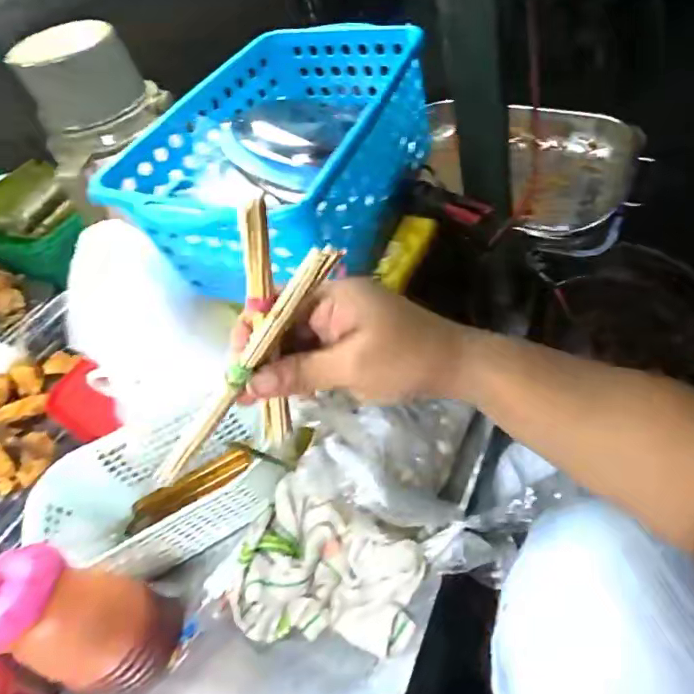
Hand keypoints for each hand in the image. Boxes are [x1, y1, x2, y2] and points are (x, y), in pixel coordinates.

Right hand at [238, 278, 475, 401]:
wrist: (457, 365)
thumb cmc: (406, 359)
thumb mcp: (350, 368)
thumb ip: (300, 372)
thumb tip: (251, 383)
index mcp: (334, 294)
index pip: (277, 306)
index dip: (251, 335)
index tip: (235, 368)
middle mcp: (336, 300)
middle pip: (285, 323)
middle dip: (262, 355)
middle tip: (242, 392)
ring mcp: (347, 319)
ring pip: (300, 339)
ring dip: (280, 365)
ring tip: (257, 398)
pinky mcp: (355, 337)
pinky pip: (318, 349)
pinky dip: (303, 368)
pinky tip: (288, 391)